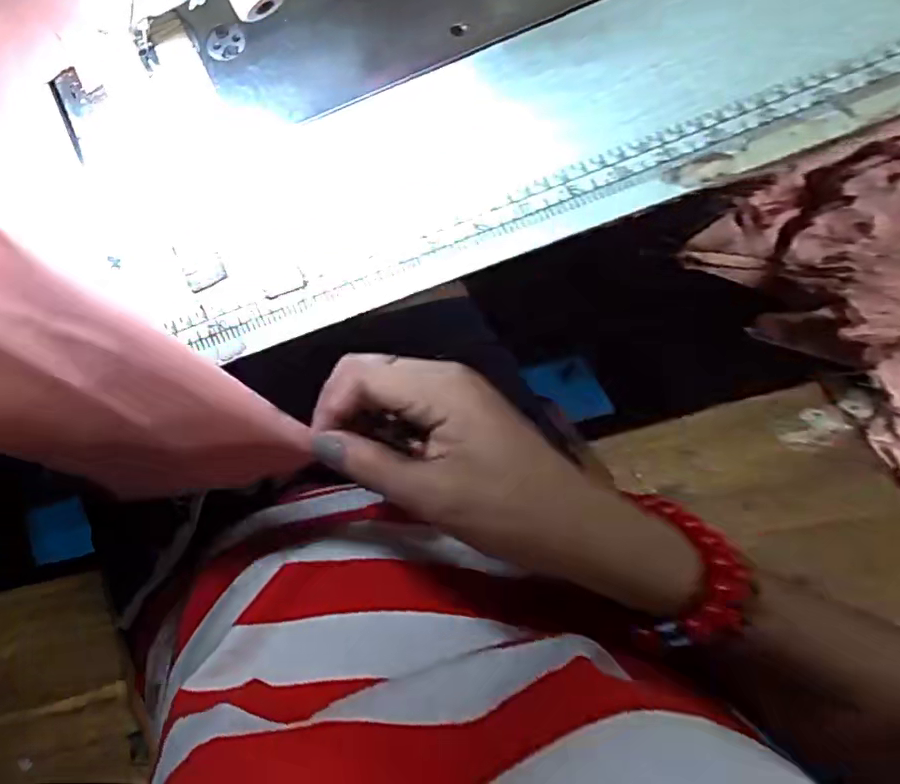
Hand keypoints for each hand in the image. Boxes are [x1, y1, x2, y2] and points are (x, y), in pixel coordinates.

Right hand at [311, 355, 701, 615]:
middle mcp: (442, 373)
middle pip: (367, 370)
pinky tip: (392, 455)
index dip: (329, 408)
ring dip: (364, 416)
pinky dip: (388, 422)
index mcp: (436, 385)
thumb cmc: (507, 513)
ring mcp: (454, 386)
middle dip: (341, 407)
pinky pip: (407, 399)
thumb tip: (318, 442)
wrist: (581, 530)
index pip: (356, 374)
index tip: (322, 451)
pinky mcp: (462, 404)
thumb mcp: (428, 494)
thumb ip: (366, 462)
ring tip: (363, 459)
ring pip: (385, 383)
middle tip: (337, 453)